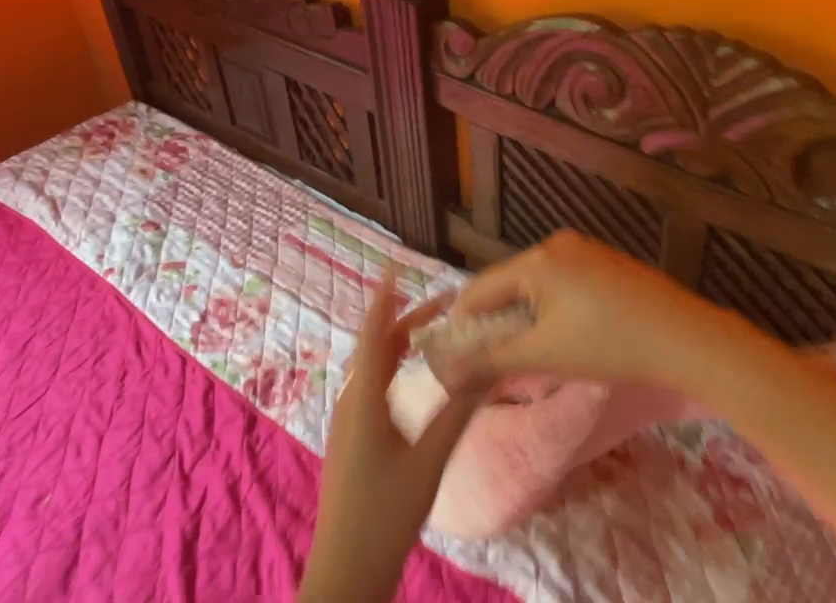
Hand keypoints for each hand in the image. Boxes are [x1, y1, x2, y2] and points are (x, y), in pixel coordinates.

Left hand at [300, 271, 483, 602]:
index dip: (385, 298)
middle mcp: (352, 402)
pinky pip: (374, 387)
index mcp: (364, 400)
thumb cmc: (386, 513)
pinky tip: (415, 377)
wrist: (347, 569)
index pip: (375, 334)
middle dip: (408, 320)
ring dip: (402, 344)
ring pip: (375, 368)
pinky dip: (396, 367)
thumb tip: (489, 367)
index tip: (396, 266)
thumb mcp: (430, 460)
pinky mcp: (354, 440)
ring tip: (436, 331)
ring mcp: (349, 422)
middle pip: (377, 347)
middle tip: (447, 303)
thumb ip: (459, 410)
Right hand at [449, 230, 745, 388]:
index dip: (462, 327)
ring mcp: (585, 250)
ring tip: (529, 354)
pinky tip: (564, 336)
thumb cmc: (608, 344)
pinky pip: (561, 282)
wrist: (684, 336)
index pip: (478, 290)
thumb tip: (445, 373)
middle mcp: (557, 244)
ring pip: (535, 284)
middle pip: (507, 284)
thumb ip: (490, 360)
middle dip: (495, 323)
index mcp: (536, 259)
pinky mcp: (605, 263)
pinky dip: (550, 308)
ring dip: (523, 317)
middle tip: (495, 363)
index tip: (459, 363)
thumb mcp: (544, 355)